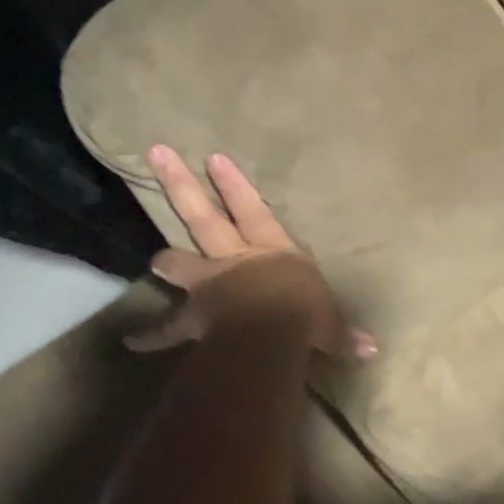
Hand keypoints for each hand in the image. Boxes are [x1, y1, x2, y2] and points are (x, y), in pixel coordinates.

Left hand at [125, 145, 374, 358]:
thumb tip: (373, 348)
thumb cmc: (304, 313)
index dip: (234, 185)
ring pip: (180, 264)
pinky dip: (149, 335)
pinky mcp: (192, 316)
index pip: (252, 210)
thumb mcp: (330, 322)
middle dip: (181, 186)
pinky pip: (166, 328)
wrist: (269, 332)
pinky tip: (130, 341)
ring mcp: (209, 285)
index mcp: (272, 251)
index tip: (213, 158)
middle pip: (203, 218)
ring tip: (152, 258)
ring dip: (166, 260)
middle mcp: (236, 260)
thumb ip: (344, 333)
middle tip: (157, 155)